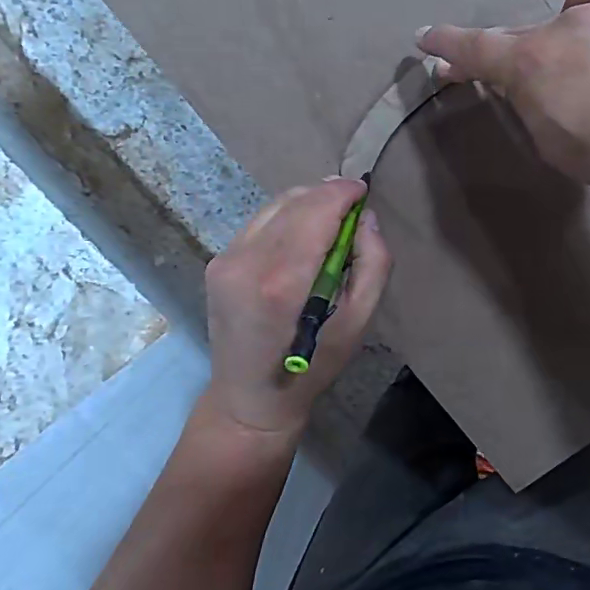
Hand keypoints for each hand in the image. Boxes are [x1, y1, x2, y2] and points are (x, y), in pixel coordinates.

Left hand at [201, 178, 392, 439]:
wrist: (249, 398)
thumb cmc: (312, 368)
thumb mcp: (358, 324)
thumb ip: (372, 266)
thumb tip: (366, 220)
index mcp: (282, 282)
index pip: (316, 211)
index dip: (343, 193)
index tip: (363, 191)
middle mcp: (246, 261)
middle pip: (294, 201)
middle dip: (327, 195)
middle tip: (352, 204)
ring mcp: (225, 260)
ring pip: (274, 207)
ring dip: (306, 203)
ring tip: (329, 218)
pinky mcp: (217, 262)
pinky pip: (258, 223)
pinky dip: (285, 219)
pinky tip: (300, 236)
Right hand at [418, 0, 589, 202]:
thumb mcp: (559, 147)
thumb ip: (532, 112)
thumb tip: (529, 88)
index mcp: (532, 65)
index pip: (475, 50)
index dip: (446, 46)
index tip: (425, 38)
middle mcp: (561, 26)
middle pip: (522, 39)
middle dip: (512, 62)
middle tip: (524, 88)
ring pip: (565, 21)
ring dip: (563, 46)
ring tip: (589, 76)